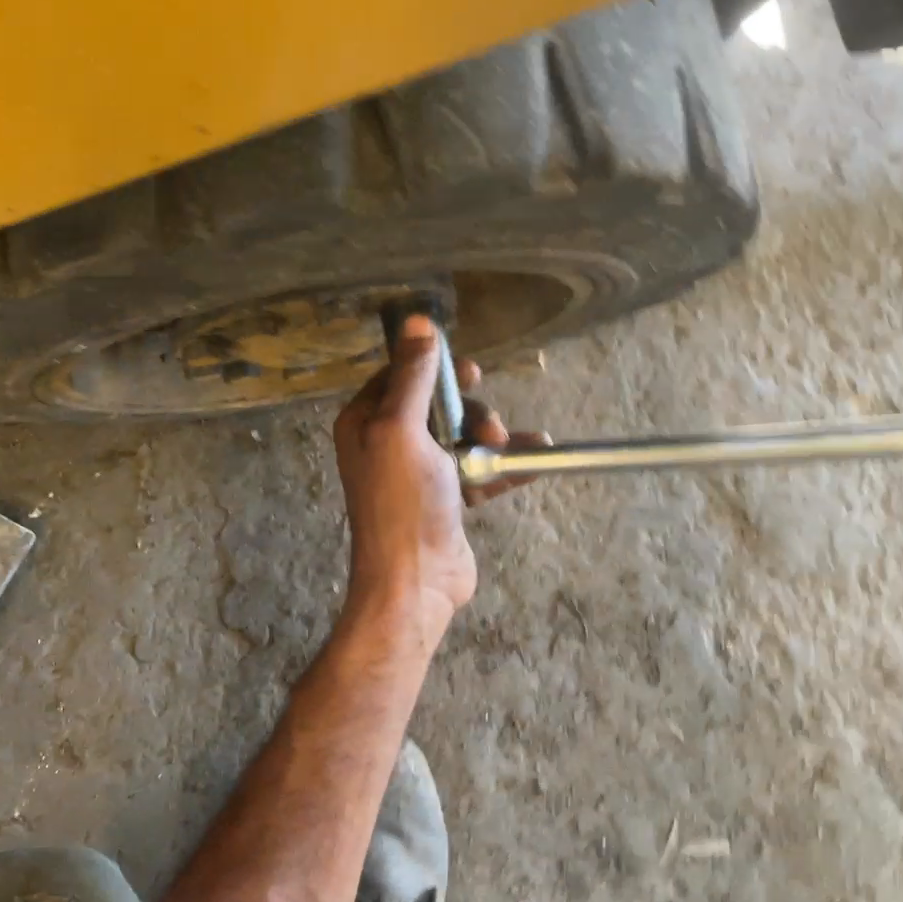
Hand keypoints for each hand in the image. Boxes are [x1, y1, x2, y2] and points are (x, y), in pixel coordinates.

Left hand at [333, 315, 549, 641]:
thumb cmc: (403, 501)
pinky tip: (537, 458)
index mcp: (365, 423)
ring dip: (491, 436)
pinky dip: (506, 464)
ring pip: (462, 435)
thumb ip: (411, 376)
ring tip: (507, 448)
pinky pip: (481, 468)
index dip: (433, 369)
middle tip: (488, 423)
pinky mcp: (447, 498)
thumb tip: (417, 321)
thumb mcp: (402, 429)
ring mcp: (418, 472)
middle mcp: (386, 443)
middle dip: (470, 408)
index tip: (468, 372)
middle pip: (436, 405)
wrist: (417, 580)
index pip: (398, 377)